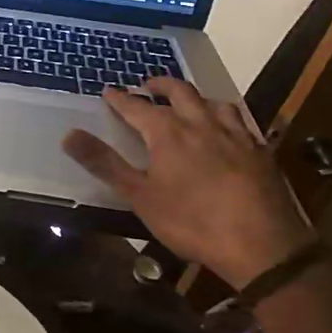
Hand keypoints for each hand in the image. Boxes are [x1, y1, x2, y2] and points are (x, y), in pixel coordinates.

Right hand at [62, 78, 314, 289]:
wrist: (263, 247)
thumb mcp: (139, 196)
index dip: (120, 99)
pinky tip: (226, 130)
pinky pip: (240, 122)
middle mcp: (202, 125)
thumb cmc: (191, 222)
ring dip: (195, 97)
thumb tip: (68, 134)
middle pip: (180, 92)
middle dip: (160, 85)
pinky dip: (224, 116)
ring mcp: (235, 137)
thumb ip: (104, 163)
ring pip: (214, 103)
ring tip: (188, 103)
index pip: (138, 108)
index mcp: (168, 133)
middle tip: (147, 85)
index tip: (108, 91)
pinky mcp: (260, 153)